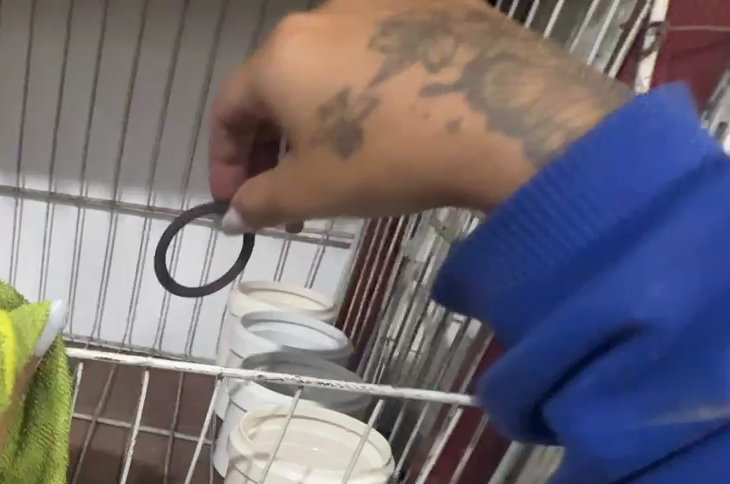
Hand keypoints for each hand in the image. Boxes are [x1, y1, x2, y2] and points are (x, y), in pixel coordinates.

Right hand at [208, 0, 630, 228]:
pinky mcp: (435, 9)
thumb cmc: (382, 158)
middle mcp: (323, 16)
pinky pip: (372, 60)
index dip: (222, 163)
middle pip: (273, 88)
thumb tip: (234, 216)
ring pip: (322, 73)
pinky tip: (378, 138)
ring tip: (326, 174)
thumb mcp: (304, 194)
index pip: (227, 111)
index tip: (233, 203)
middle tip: (277, 198)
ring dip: (309, 128)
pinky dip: (357, 102)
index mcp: (281, 55)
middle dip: (266, 150)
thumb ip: (255, 205)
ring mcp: (382, 5)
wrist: (507, 119)